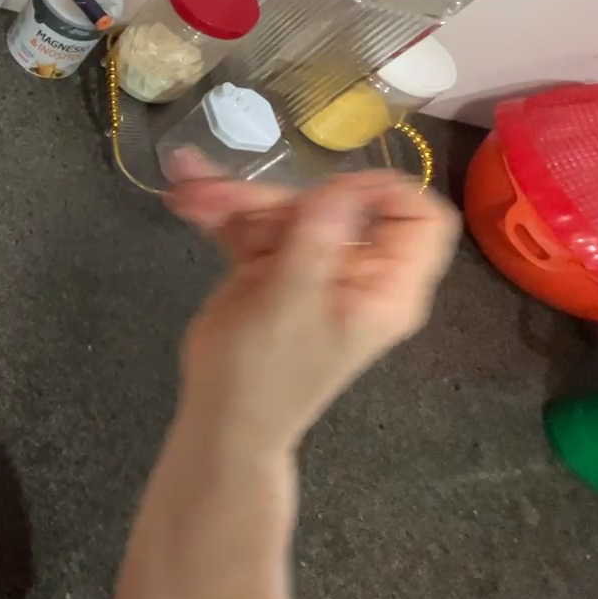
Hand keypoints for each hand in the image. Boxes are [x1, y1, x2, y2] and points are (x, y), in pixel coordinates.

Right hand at [166, 170, 460, 452]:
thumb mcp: (291, 307)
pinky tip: (182, 198)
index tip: (325, 188)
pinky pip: (244, 228)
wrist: (223, 415)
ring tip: (181, 183)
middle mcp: (348, 268)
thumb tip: (340, 188)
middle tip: (210, 191)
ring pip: (275, 213)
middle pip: (322, 208)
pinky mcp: (262, 269)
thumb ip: (314, 245)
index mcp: (381, 285)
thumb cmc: (267, 372)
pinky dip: (214, 212)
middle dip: (265, 196)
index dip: (378, 193)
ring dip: (227, 196)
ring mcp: (303, 267)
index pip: (416, 220)